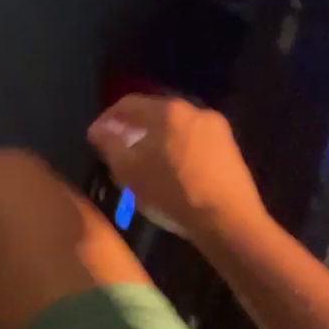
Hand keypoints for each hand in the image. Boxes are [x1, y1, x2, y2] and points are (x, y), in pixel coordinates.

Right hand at [87, 95, 266, 242]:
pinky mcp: (232, 151)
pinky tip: (171, 171)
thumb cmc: (172, 191)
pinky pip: (194, 142)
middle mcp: (194, 110)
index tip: (96, 137)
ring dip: (156, 140)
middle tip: (118, 148)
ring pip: (175, 128)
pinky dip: (177, 150)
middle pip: (153, 113)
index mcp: (167, 109)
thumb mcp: (127, 168)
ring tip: (144, 162)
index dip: (107, 119)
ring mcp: (217, 130)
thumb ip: (108, 142)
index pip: (127, 104)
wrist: (231, 224)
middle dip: (133, 129)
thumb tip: (100, 129)